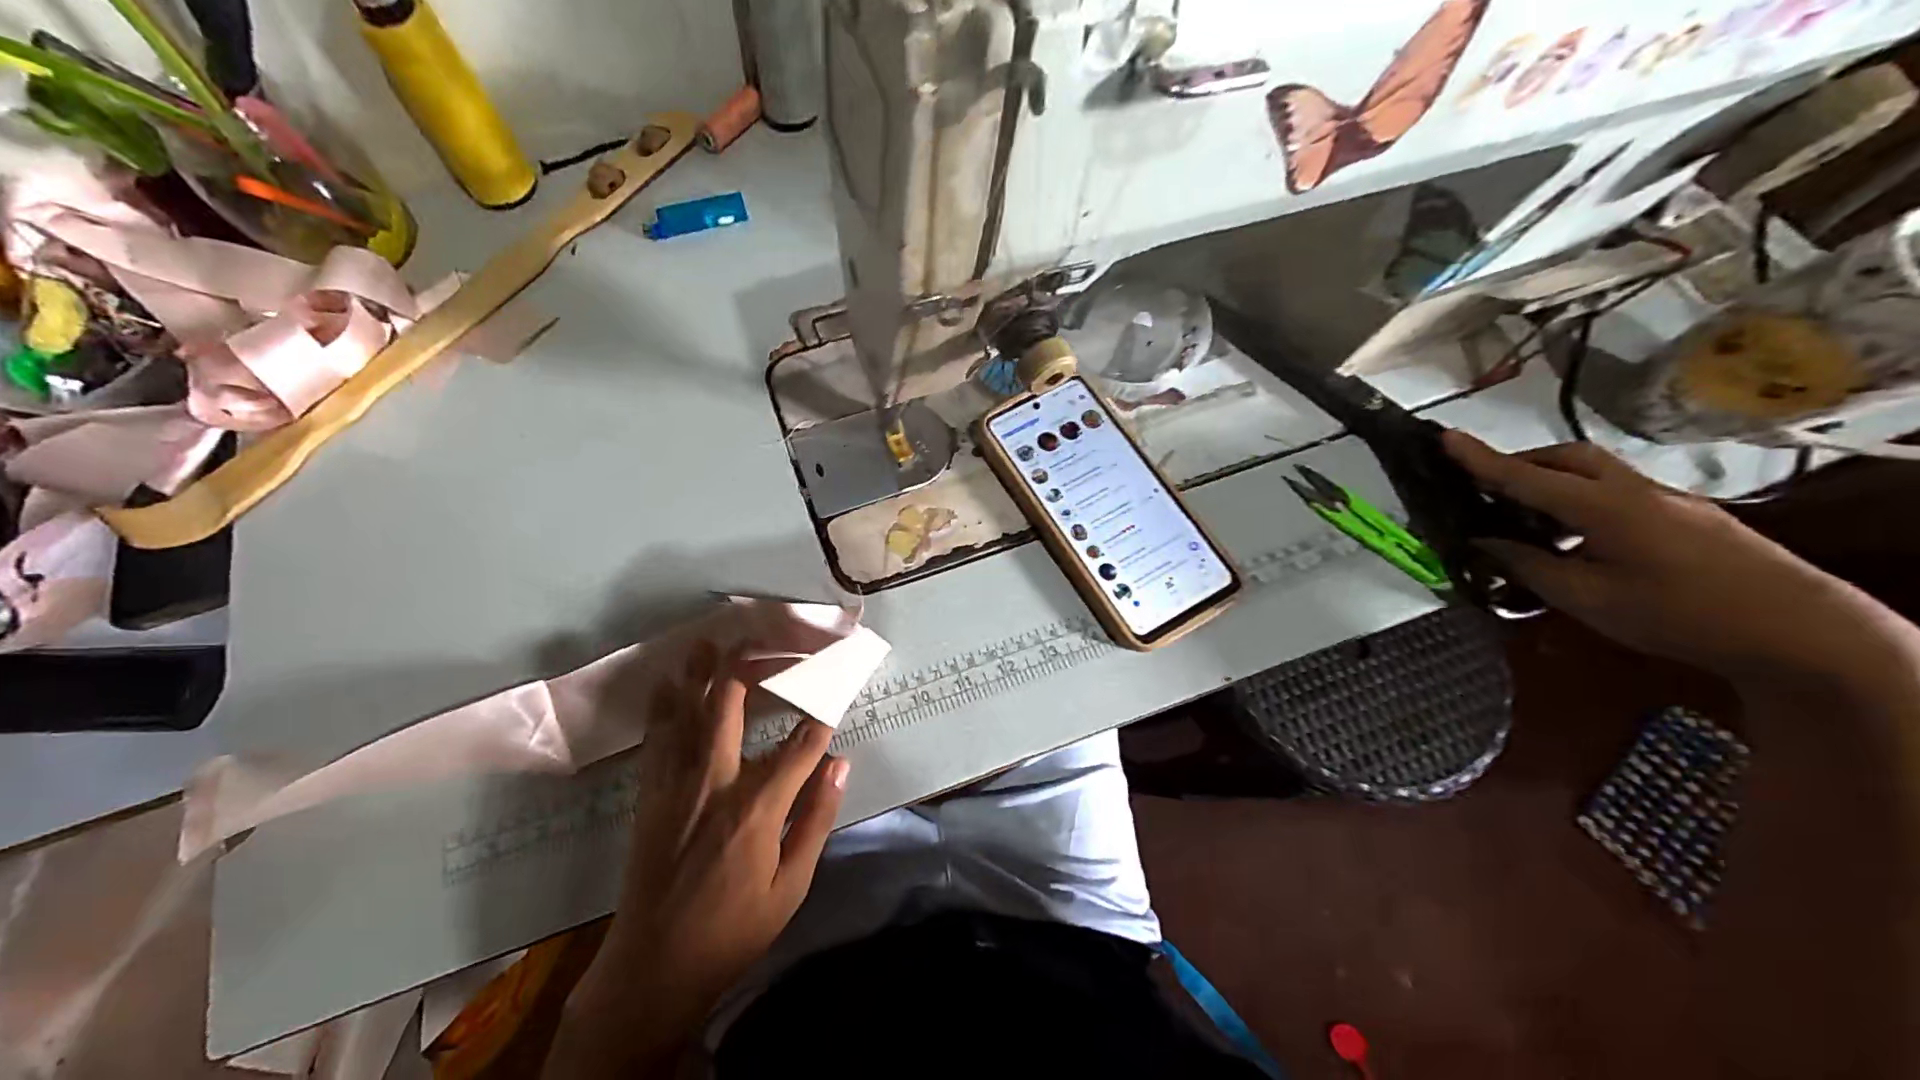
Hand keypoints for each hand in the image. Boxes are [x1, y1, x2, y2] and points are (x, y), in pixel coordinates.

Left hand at [548, 643, 847, 1076]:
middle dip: (743, 668)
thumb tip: (840, 764)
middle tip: (756, 639)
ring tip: (706, 643)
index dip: (819, 716)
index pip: (799, 746)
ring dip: (697, 676)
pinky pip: (656, 741)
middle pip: (728, 709)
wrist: (654, 967)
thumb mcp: (791, 886)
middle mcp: (715, 784)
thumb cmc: (734, 930)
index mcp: (757, 808)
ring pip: (687, 716)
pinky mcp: (650, 797)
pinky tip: (666, 688)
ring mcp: (676, 787)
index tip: (831, 689)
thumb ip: (816, 819)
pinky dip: (662, 709)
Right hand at [1443, 431, 1885, 680]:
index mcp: (1604, 507)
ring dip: (1551, 480)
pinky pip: (1617, 491)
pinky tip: (1574, 535)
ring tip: (1523, 513)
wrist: (1801, 631)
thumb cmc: (1679, 615)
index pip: (1527, 476)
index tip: (1445, 437)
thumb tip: (1485, 543)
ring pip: (1595, 472)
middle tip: (1484, 485)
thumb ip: (1530, 565)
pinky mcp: (1687, 516)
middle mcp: (1635, 491)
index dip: (1481, 459)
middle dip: (1520, 463)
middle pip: (1567, 458)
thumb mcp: (1588, 598)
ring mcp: (1667, 500)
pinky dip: (1580, 499)